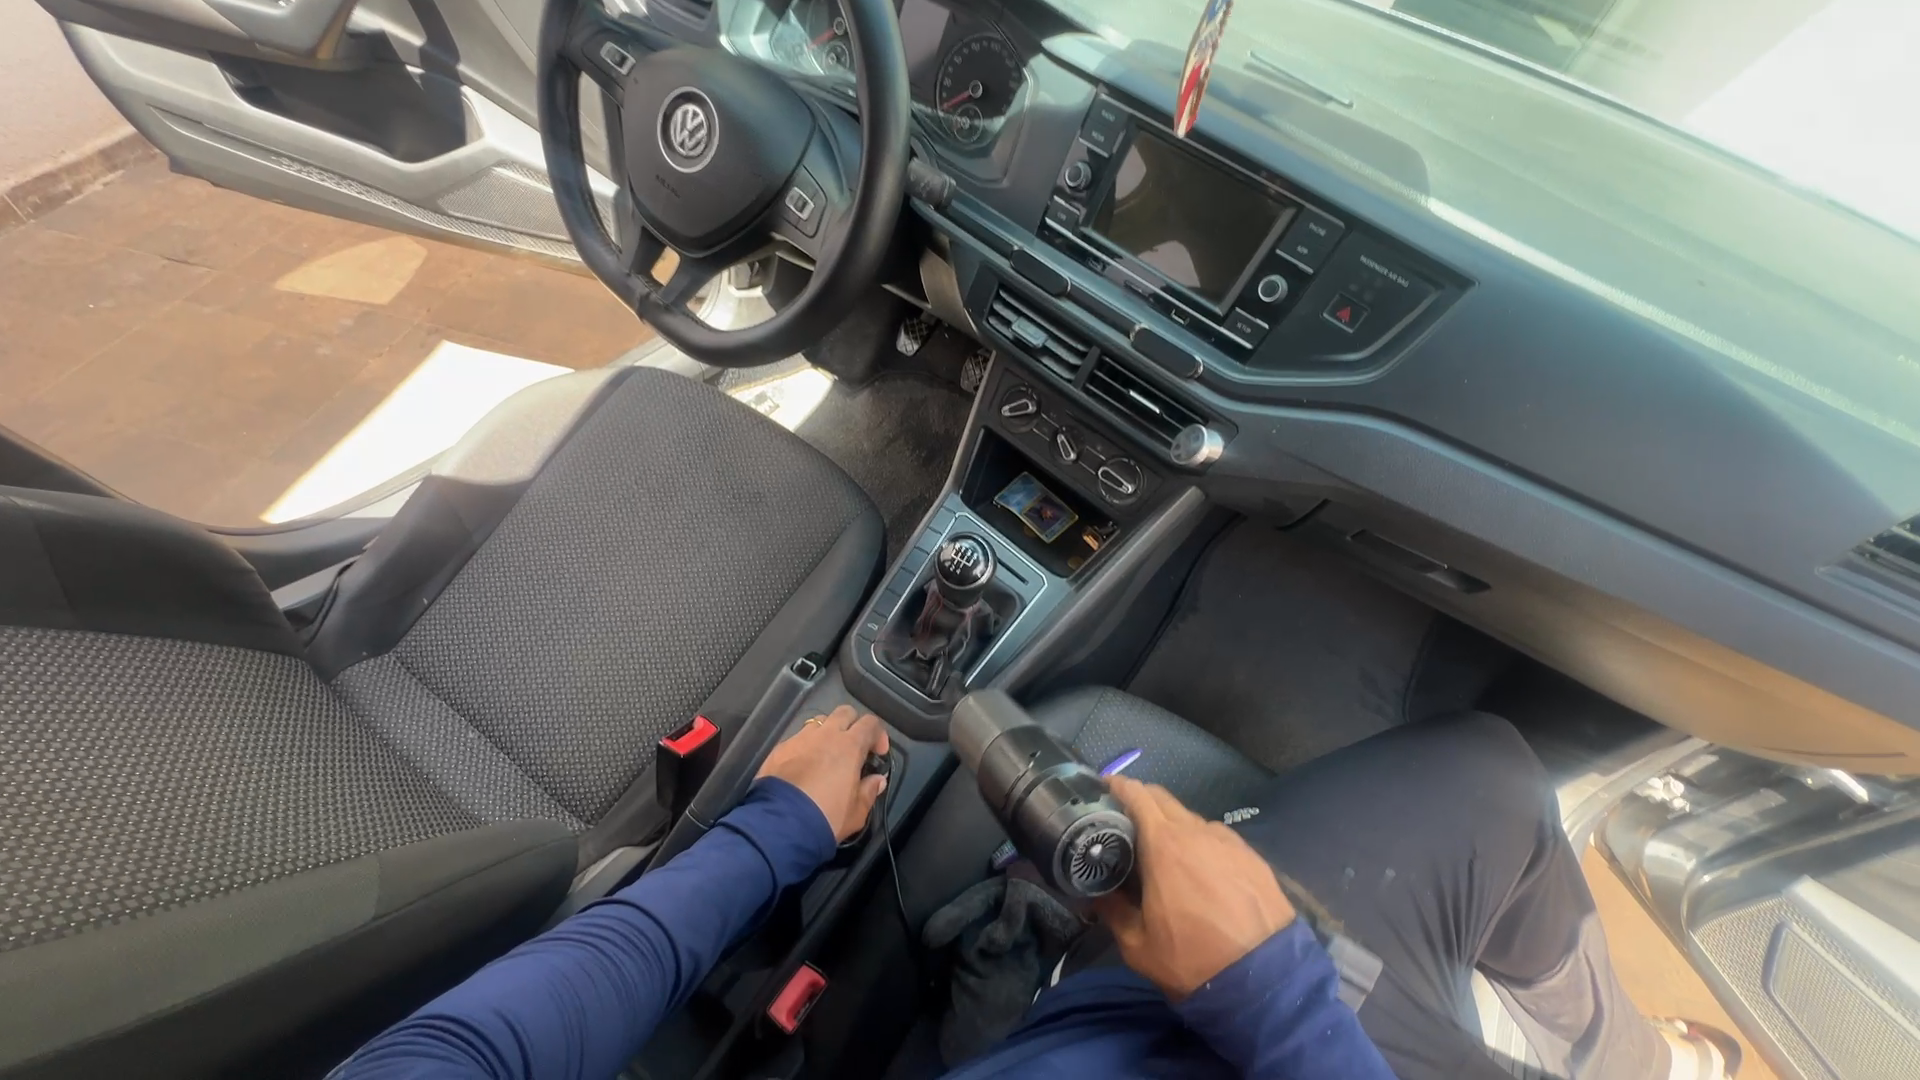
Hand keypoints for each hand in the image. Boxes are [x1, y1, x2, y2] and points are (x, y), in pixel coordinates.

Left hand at [756, 705, 889, 841]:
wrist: (780, 824)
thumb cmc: (826, 817)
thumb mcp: (856, 812)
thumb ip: (869, 791)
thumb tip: (877, 780)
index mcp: (849, 746)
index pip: (870, 723)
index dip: (878, 734)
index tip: (878, 753)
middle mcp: (826, 735)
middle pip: (845, 712)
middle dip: (853, 725)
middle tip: (853, 747)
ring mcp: (800, 739)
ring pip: (819, 722)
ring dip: (827, 733)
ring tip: (826, 755)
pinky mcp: (780, 748)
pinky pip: (798, 738)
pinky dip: (805, 747)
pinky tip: (802, 766)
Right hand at [1092, 776, 1294, 999]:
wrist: (1266, 982)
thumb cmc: (1192, 960)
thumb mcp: (1138, 945)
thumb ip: (1112, 910)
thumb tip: (1094, 892)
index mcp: (1163, 844)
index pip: (1137, 795)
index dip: (1118, 786)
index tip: (1103, 788)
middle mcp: (1196, 831)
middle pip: (1163, 799)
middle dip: (1142, 801)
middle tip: (1126, 819)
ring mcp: (1228, 841)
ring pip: (1192, 819)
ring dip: (1173, 825)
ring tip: (1166, 852)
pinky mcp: (1252, 856)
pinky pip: (1218, 838)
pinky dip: (1201, 842)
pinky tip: (1202, 869)